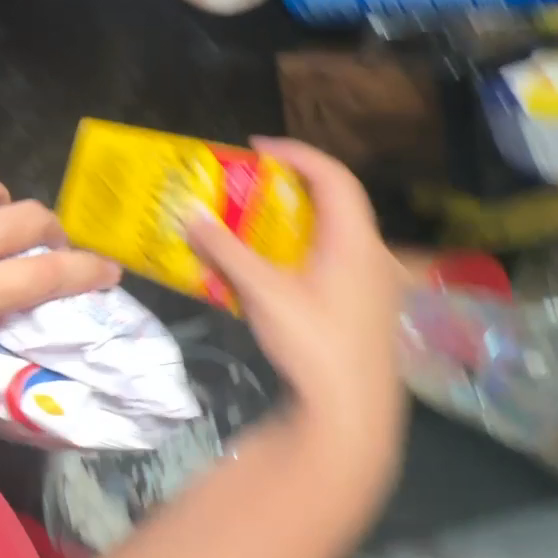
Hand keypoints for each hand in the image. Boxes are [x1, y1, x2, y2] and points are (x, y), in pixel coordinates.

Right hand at [185, 138, 406, 465]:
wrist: (350, 409)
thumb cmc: (313, 342)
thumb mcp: (261, 291)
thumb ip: (224, 249)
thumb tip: (188, 213)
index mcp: (355, 243)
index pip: (334, 178)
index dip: (297, 154)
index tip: (255, 148)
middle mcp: (369, 255)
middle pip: (333, 202)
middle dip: (284, 185)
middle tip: (241, 182)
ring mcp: (368, 281)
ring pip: (329, 232)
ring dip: (285, 217)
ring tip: (242, 218)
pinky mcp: (359, 303)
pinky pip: (325, 256)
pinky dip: (291, 245)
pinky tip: (261, 262)